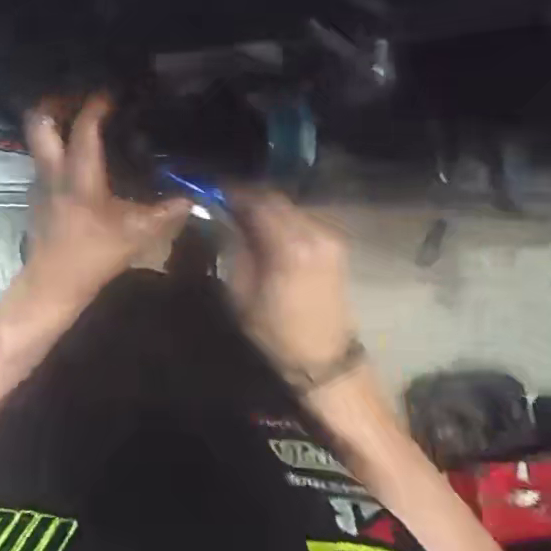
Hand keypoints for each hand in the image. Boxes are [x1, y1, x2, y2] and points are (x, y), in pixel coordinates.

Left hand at [21, 94, 190, 305]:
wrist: (53, 284)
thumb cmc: (95, 256)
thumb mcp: (138, 234)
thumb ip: (167, 212)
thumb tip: (192, 196)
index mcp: (80, 176)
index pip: (84, 128)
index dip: (97, 105)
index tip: (112, 93)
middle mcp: (54, 171)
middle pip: (40, 121)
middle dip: (57, 101)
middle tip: (80, 95)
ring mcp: (40, 181)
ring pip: (37, 138)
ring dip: (54, 122)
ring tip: (78, 117)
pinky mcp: (35, 194)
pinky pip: (42, 157)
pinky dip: (57, 146)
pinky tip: (78, 156)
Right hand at [227, 191, 359, 377]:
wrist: (325, 358)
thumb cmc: (277, 331)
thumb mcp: (241, 292)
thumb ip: (234, 247)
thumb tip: (224, 218)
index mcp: (290, 245)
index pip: (259, 201)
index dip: (234, 192)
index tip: (214, 191)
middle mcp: (315, 232)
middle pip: (277, 199)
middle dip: (250, 197)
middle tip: (226, 202)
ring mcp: (330, 236)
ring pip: (291, 207)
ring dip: (267, 207)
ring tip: (245, 218)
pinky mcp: (336, 244)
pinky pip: (304, 219)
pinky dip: (283, 219)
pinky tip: (269, 232)